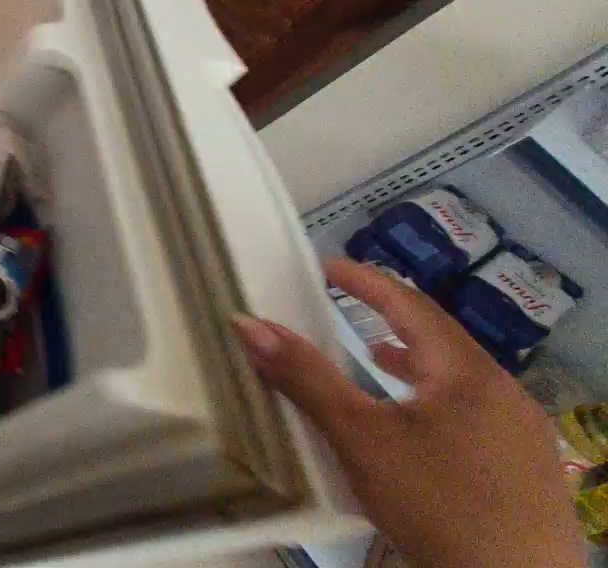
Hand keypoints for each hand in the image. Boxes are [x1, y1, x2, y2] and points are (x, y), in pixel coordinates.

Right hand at [233, 258, 584, 567]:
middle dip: (390, 315)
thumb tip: (245, 321)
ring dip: (412, 356)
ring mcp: (522, 436)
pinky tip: (410, 412)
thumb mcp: (359, 436)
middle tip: (342, 300)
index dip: (368, 282)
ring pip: (458, 376)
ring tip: (373, 351)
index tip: (327, 265)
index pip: (414, 308)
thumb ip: (305, 375)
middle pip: (442, 339)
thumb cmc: (437, 502)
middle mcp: (505, 396)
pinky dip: (430, 391)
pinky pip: (470, 407)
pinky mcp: (523, 470)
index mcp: (470, 377)